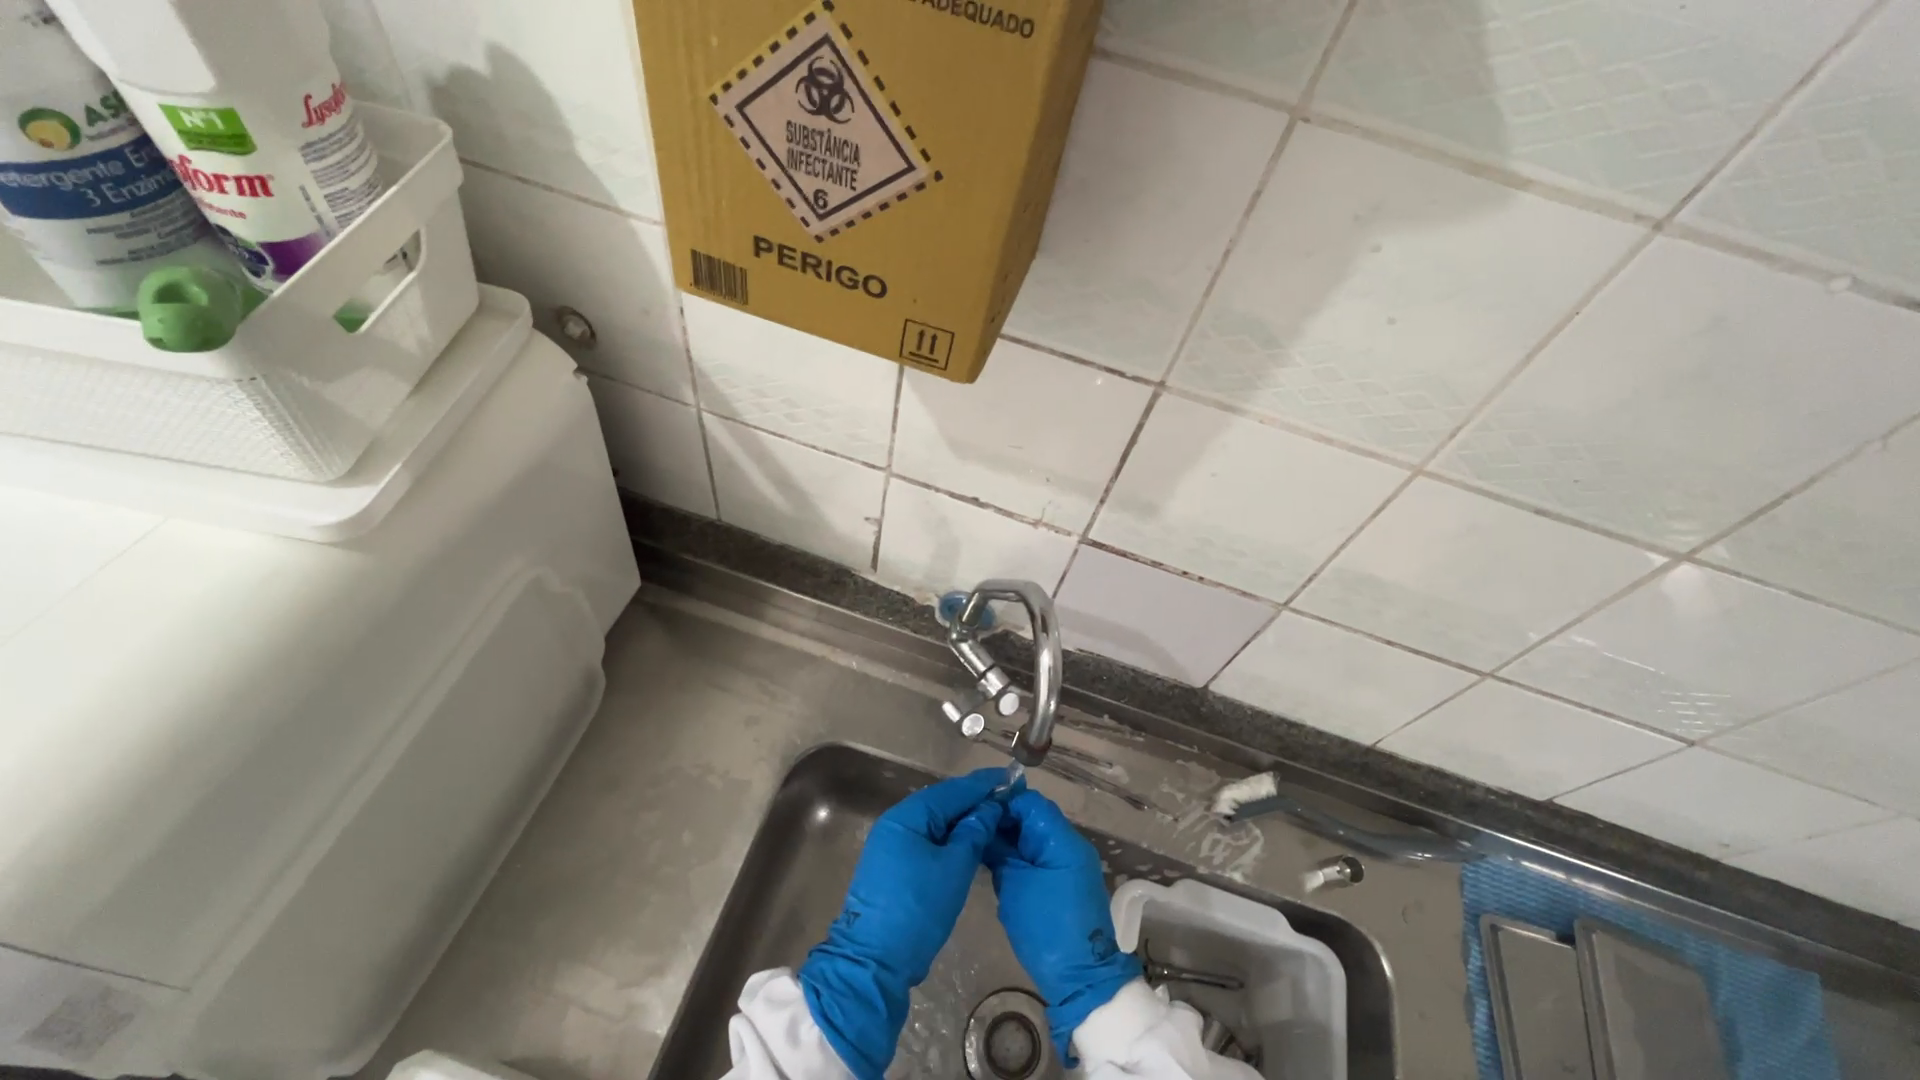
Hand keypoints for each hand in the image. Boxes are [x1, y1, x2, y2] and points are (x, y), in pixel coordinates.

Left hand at [798, 768, 1005, 1079]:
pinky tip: (974, 841)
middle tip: (1011, 796)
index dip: (984, 784)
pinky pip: (930, 840)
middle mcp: (897, 823)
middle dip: (976, 800)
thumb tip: (991, 806)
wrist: (875, 961)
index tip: (1014, 777)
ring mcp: (894, 845)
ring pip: (937, 823)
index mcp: (907, 816)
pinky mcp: (897, 866)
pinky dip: (953, 838)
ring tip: (999, 815)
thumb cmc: (918, 908)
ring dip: (966, 820)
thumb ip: (974, 832)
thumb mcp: (954, 868)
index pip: (953, 790)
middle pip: (943, 803)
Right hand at [986, 790, 1142, 1062]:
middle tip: (969, 828)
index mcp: (1062, 840)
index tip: (973, 811)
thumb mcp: (1014, 884)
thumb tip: (982, 823)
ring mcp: (1069, 864)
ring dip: (1008, 840)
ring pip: (1033, 838)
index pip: (1029, 802)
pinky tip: (993, 863)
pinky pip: (1038, 856)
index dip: (1001, 803)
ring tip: (976, 844)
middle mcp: (1070, 845)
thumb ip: (998, 850)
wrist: (1080, 976)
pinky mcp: (1065, 881)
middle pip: (1032, 817)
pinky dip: (1018, 857)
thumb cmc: (1046, 926)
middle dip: (1002, 821)